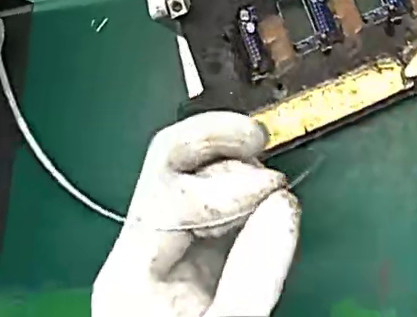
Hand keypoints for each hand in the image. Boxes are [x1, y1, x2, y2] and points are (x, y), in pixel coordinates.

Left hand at [93, 112, 299, 316]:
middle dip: (215, 141)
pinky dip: (242, 189)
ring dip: (231, 162)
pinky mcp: (191, 257)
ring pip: (189, 174)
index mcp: (132, 271)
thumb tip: (285, 203)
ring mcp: (165, 249)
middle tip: (260, 138)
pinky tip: (265, 195)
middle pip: (167, 163)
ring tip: (268, 170)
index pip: (170, 194)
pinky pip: (214, 204)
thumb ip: (253, 277)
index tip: (275, 190)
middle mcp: (141, 247)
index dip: (226, 184)